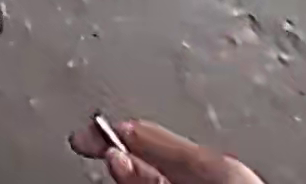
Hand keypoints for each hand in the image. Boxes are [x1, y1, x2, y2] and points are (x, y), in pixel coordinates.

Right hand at [69, 119, 265, 183]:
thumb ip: (149, 177)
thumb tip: (112, 152)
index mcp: (216, 160)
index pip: (141, 128)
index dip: (103, 130)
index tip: (79, 138)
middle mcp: (226, 170)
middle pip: (156, 151)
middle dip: (123, 157)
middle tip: (96, 159)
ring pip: (171, 173)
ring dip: (142, 174)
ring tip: (122, 176)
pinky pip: (192, 183)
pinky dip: (162, 183)